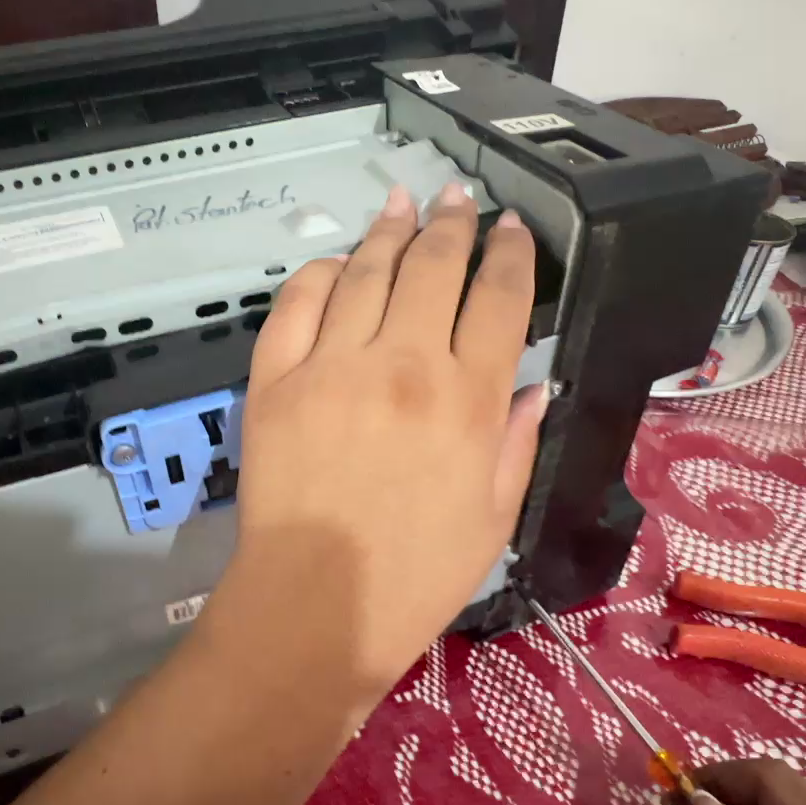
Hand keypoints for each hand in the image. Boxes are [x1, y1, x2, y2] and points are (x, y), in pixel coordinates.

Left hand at [216, 182, 546, 686]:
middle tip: (458, 197)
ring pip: (365, 271)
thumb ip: (516, 442)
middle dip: (453, 222)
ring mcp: (333, 366)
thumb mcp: (494, 517)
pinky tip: (334, 262)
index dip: (510, 252)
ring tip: (402, 203)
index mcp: (468, 399)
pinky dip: (317, 273)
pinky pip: (295, 303)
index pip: (500, 297)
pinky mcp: (275, 381)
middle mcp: (405, 364)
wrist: (316, 606)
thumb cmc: (416, 576)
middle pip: (434, 265)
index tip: (511, 228)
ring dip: (389, 231)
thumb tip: (531, 384)